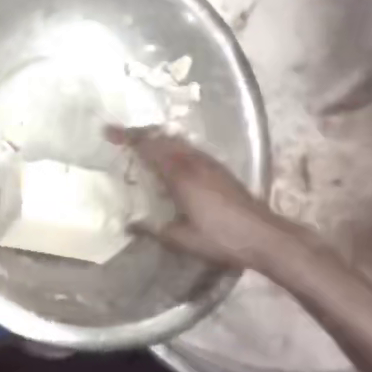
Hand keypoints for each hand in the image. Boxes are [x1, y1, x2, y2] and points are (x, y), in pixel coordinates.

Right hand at [113, 126, 294, 269]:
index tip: (108, 131)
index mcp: (179, 174)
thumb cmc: (220, 238)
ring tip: (141, 145)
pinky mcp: (219, 168)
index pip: (148, 147)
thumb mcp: (181, 239)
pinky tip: (171, 160)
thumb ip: (152, 230)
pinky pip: (188, 148)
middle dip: (139, 134)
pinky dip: (172, 146)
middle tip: (120, 137)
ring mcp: (208, 162)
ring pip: (176, 141)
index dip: (127, 137)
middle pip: (161, 137)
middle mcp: (193, 161)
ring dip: (157, 138)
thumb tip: (129, 225)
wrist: (263, 235)